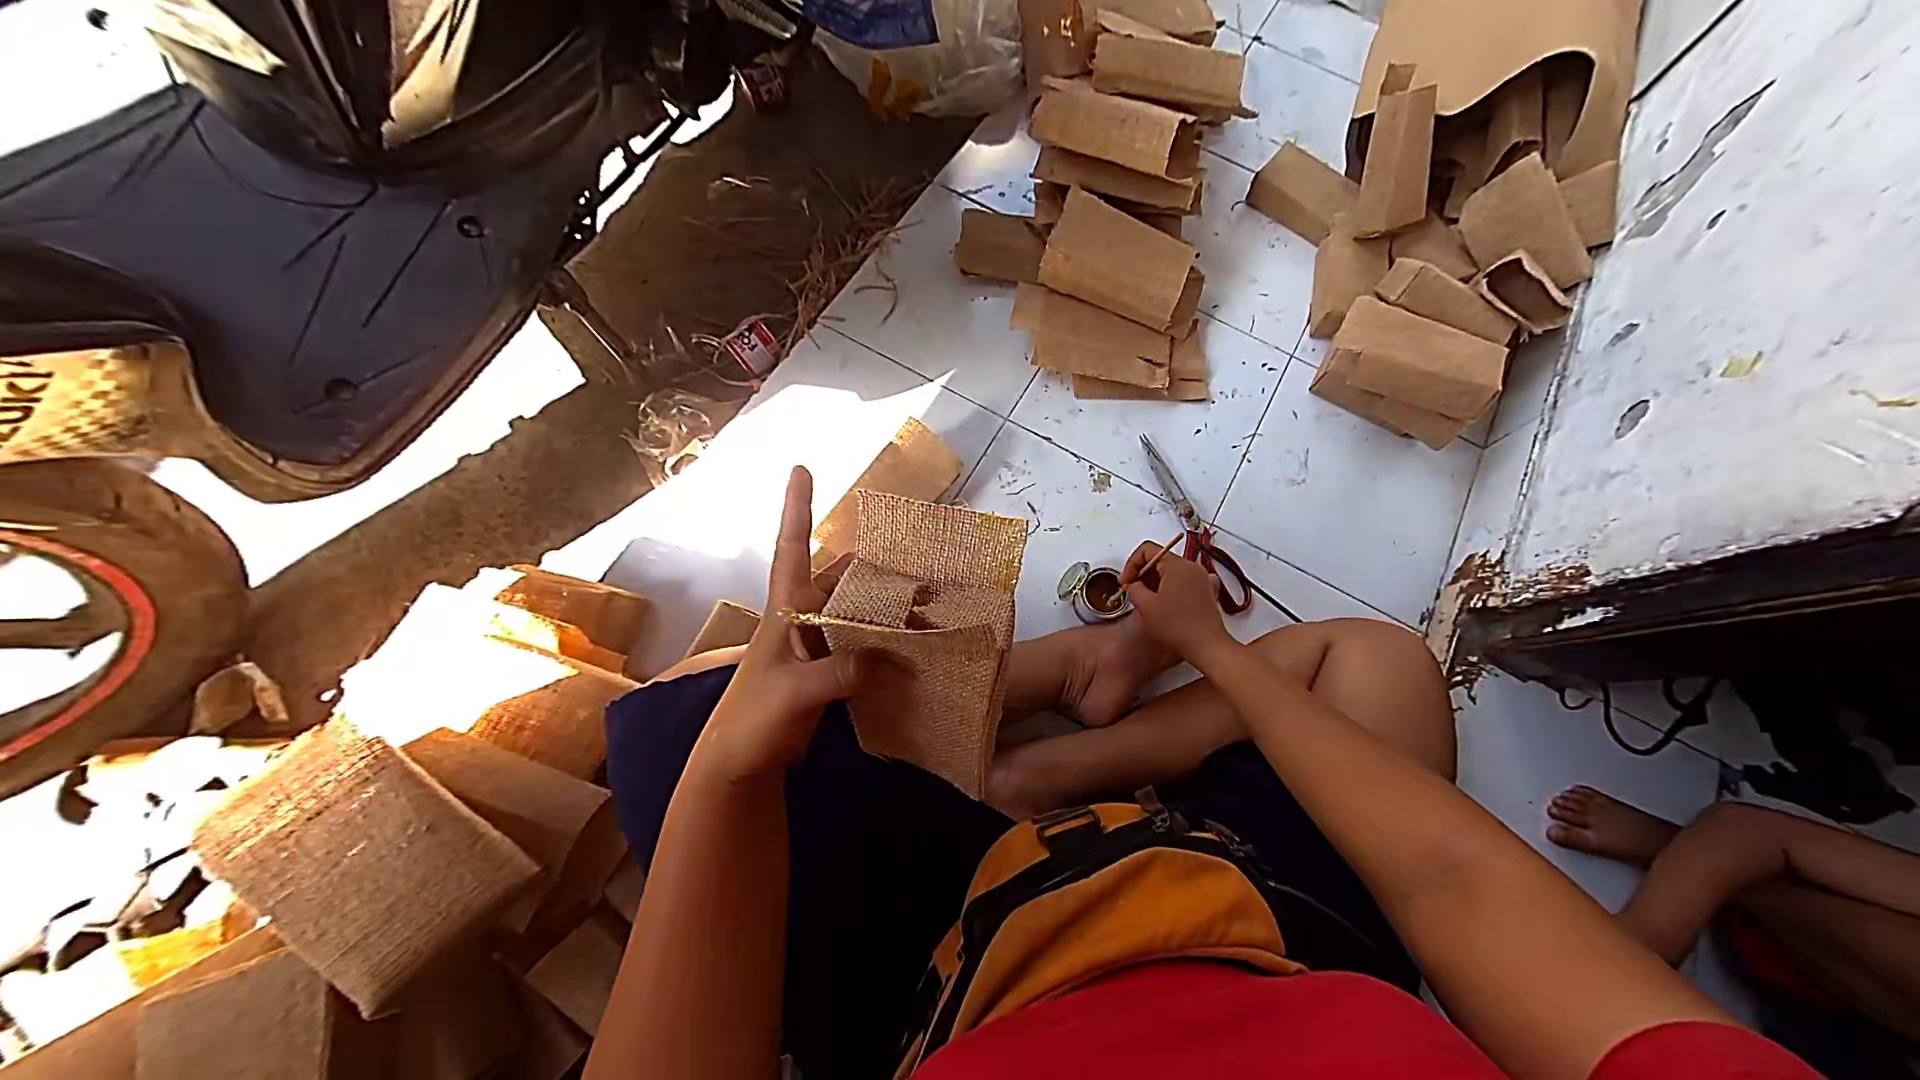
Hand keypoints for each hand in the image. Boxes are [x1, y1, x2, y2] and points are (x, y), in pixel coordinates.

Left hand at [693, 468, 902, 784]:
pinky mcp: (830, 672)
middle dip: (878, 567)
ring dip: (888, 606)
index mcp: (785, 611)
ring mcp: (818, 646)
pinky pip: (865, 646)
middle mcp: (803, 619)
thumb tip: (902, 663)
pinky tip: (915, 646)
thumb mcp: (796, 692)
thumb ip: (845, 674)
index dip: (796, 508)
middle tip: (923, 561)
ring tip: (931, 603)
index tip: (800, 468)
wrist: (739, 766)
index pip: (791, 548)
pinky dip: (888, 642)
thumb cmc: (752, 720)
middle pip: (843, 579)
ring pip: (858, 612)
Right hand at [1120, 540, 1233, 659]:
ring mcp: (1202, 579)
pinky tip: (1165, 603)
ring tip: (1147, 600)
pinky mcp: (1207, 591)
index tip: (1125, 582)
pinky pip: (1184, 581)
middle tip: (1132, 591)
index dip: (1131, 564)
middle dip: (1142, 573)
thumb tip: (1133, 584)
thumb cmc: (1176, 626)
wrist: (1206, 645)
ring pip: (1172, 571)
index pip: (1147, 550)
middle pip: (1160, 559)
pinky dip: (1171, 587)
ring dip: (1155, 581)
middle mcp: (1192, 567)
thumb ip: (1133, 588)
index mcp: (1177, 565)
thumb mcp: (1145, 605)